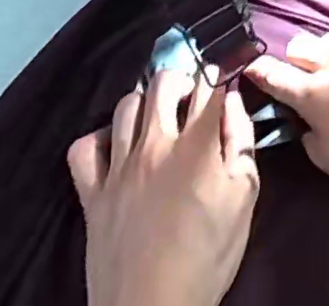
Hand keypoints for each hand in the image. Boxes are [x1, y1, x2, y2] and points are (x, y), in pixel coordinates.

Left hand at [67, 70, 259, 305]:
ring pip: (126, 105)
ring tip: (161, 119)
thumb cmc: (208, 254)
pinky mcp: (91, 194)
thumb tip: (231, 102)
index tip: (228, 76)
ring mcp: (118, 169)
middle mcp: (155, 145)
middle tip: (195, 98)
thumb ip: (241, 141)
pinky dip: (102, 138)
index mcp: (197, 145)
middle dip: (185, 78)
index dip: (223, 72)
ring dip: (148, 102)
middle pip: (164, 82)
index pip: (210, 84)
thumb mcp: (244, 196)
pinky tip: (120, 147)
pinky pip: (84, 149)